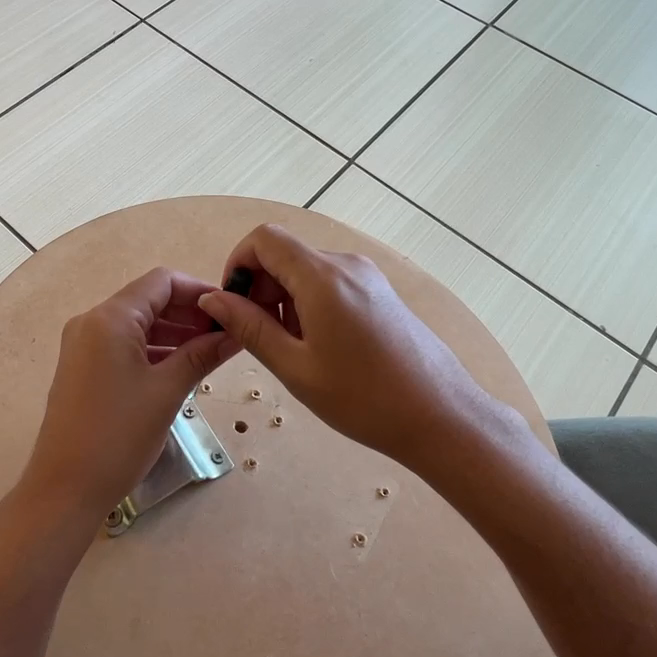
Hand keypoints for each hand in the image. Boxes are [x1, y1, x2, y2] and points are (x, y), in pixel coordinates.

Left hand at [19, 267, 239, 524]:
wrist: (64, 488)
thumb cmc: (117, 436)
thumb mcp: (166, 393)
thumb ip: (201, 355)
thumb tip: (234, 334)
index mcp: (109, 318)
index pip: (161, 282)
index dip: (198, 290)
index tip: (230, 309)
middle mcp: (92, 322)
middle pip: (149, 300)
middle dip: (189, 313)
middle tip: (227, 333)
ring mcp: (84, 345)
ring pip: (138, 324)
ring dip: (174, 333)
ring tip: (212, 352)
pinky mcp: (84, 368)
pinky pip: (125, 345)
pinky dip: (154, 350)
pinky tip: (183, 367)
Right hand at [197, 224, 520, 468]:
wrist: (443, 417)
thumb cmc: (365, 399)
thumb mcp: (296, 368)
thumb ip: (250, 328)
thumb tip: (213, 299)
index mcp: (322, 277)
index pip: (264, 239)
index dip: (238, 264)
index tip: (233, 305)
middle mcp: (346, 264)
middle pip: (285, 253)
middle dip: (260, 287)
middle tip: (258, 336)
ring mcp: (367, 276)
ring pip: (307, 269)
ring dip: (285, 298)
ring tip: (291, 349)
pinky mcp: (380, 292)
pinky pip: (331, 282)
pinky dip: (310, 303)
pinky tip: (319, 346)